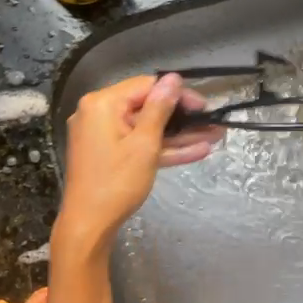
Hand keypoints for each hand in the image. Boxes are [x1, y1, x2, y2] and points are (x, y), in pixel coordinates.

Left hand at [55, 73, 222, 247]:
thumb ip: (159, 109)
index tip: (203, 106)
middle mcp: (98, 113)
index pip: (146, 86)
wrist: (89, 224)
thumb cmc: (116, 183)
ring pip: (146, 129)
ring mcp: (102, 135)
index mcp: (102, 104)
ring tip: (213, 138)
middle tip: (211, 123)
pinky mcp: (108, 154)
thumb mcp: (144, 145)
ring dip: (179, 135)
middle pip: (147, 107)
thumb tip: (173, 79)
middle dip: (182, 118)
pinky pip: (138, 144)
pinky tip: (196, 151)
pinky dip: (162, 149)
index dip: (177, 94)